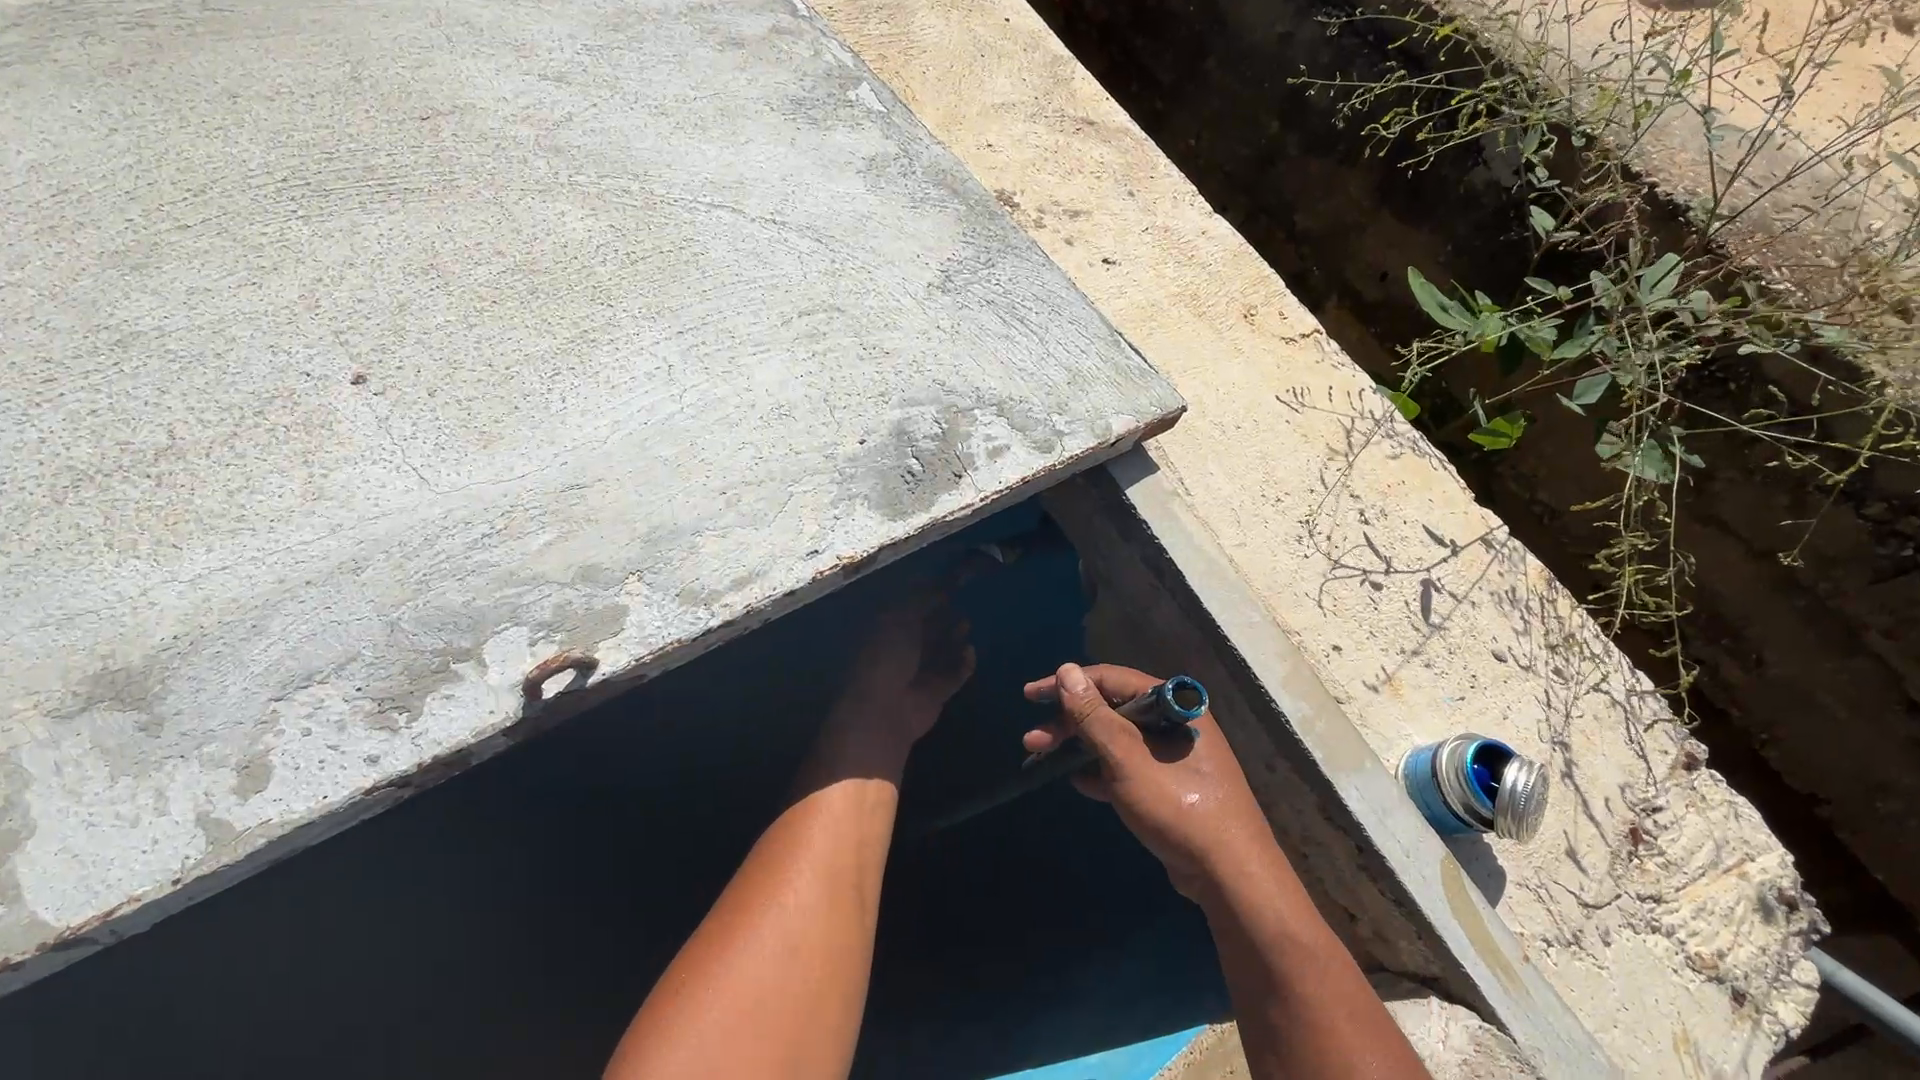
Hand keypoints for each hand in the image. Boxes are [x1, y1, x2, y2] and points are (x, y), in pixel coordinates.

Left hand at [822, 592, 976, 767]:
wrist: (885, 710)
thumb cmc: (887, 657)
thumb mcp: (900, 619)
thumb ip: (921, 600)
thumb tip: (938, 583)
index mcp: (885, 632)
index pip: (907, 611)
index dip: (925, 599)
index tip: (946, 586)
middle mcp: (900, 653)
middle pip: (925, 632)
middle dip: (941, 619)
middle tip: (960, 605)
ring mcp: (918, 675)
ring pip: (940, 653)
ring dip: (953, 640)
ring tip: (966, 625)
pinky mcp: (934, 694)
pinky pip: (953, 676)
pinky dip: (962, 665)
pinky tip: (970, 652)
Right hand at [1023, 663, 1276, 900]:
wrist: (1227, 872)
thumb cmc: (1177, 804)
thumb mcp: (1126, 757)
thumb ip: (1093, 715)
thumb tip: (1066, 670)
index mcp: (1173, 703)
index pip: (1111, 680)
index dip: (1068, 684)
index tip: (1031, 696)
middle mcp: (1175, 721)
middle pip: (1112, 709)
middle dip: (1068, 722)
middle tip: (1032, 740)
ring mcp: (1172, 755)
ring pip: (1116, 739)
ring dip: (1079, 746)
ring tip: (1042, 758)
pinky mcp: (1168, 786)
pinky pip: (1126, 766)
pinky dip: (1099, 770)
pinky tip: (1076, 781)